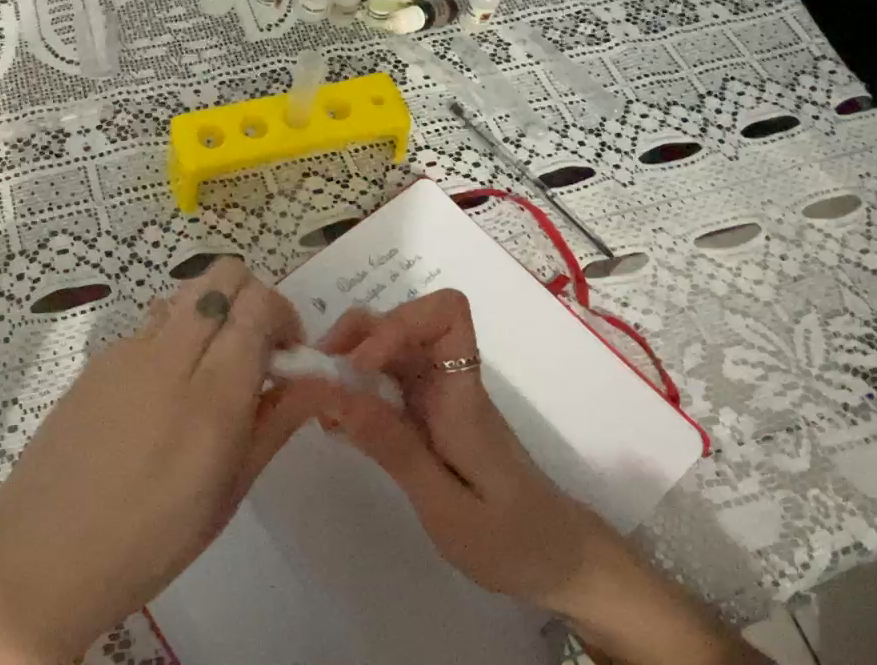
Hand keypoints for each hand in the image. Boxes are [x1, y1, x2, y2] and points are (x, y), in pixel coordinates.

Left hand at [0, 258, 323, 662]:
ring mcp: (127, 352)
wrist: (40, 558)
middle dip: (251, 299)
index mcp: (212, 397)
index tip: (286, 356)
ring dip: (211, 314)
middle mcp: (169, 357)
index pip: (258, 304)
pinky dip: (174, 338)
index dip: (284, 316)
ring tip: (207, 375)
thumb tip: (318, 378)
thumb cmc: (150, 542)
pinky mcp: (97, 361)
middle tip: (254, 353)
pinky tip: (160, 397)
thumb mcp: (227, 492)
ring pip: (185, 294)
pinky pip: (150, 325)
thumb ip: (275, 422)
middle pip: (223, 275)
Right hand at [314, 289, 616, 609]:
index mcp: (462, 395)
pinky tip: (339, 425)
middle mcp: (450, 382)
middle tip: (317, 383)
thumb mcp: (447, 508)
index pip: (447, 313)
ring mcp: (440, 396)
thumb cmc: (511, 540)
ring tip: (321, 406)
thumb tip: (336, 393)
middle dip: (356, 337)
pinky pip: (389, 381)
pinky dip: (357, 390)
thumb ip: (393, 448)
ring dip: (350, 362)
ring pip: (391, 347)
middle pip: (405, 322)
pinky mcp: (430, 414)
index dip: (397, 322)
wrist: (558, 563)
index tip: (358, 366)